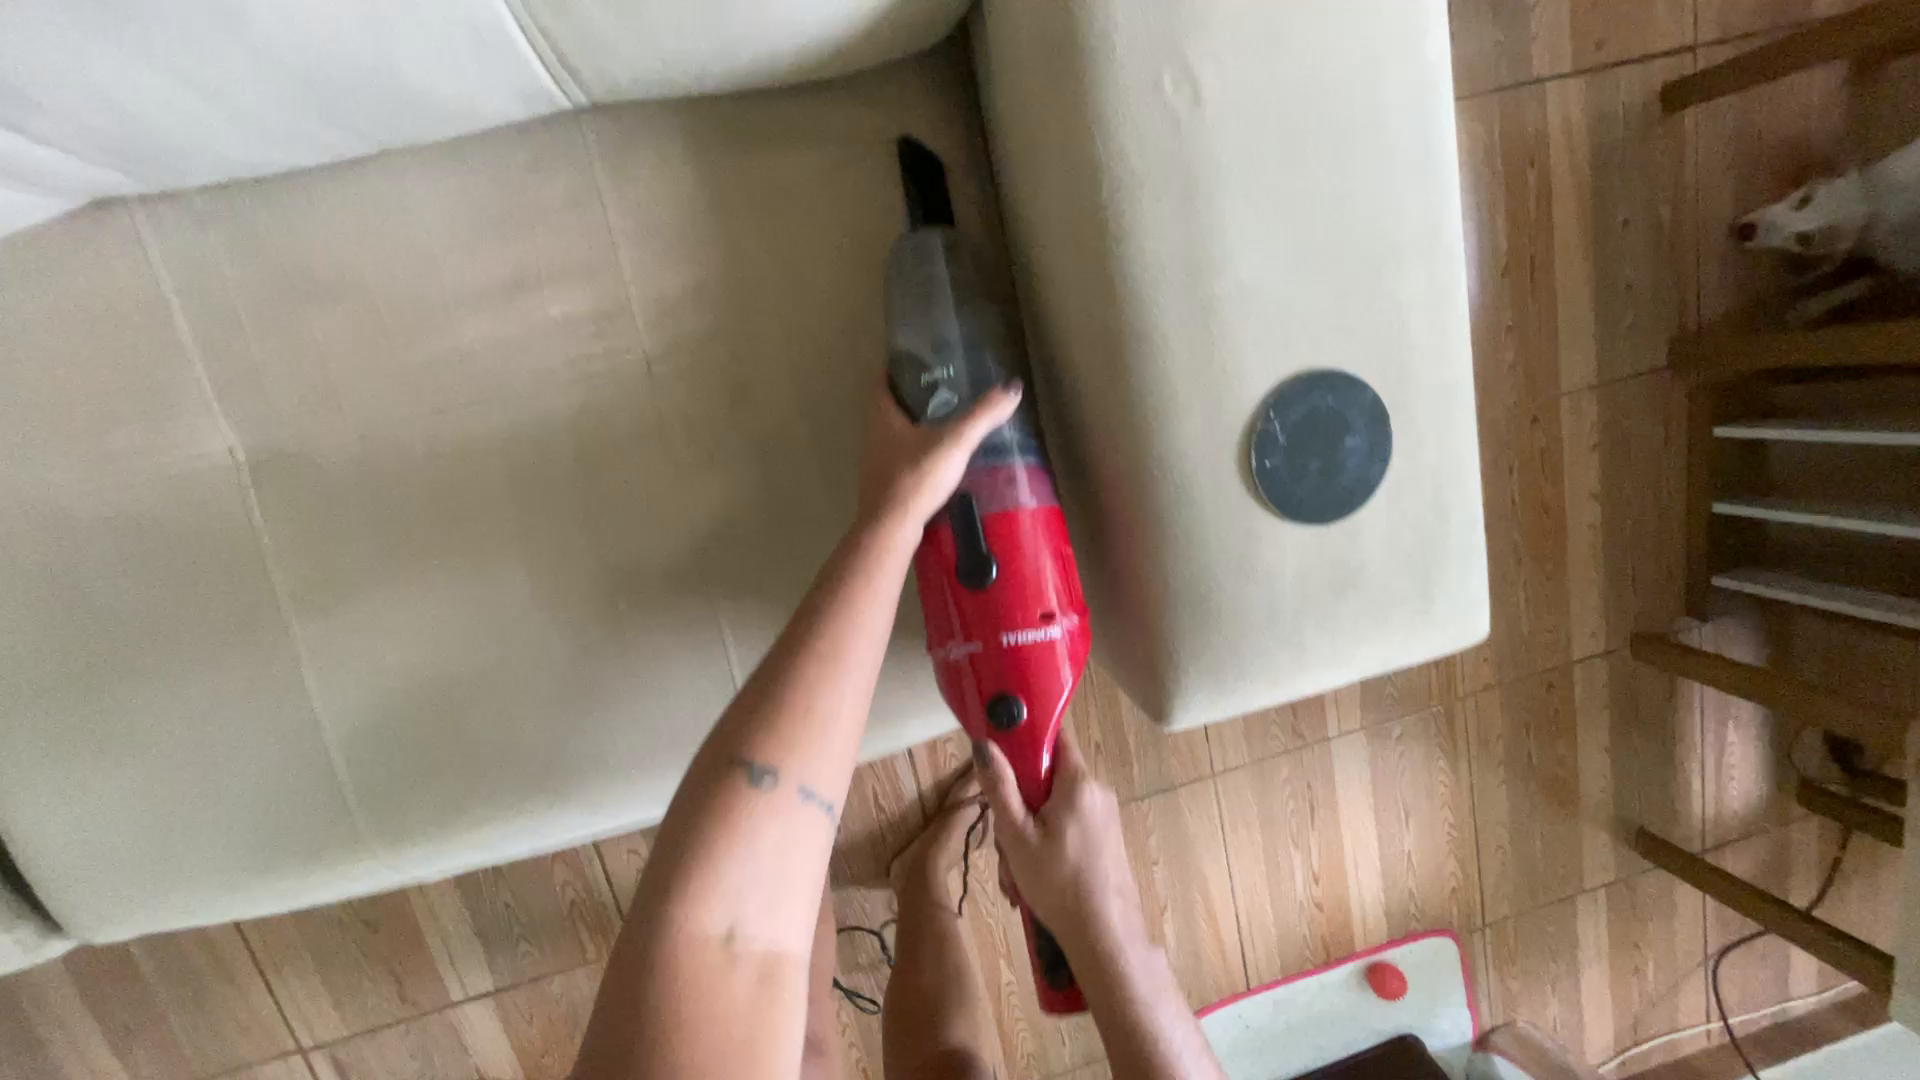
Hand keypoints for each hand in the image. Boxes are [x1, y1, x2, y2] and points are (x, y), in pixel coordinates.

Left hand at [856, 374, 1022, 533]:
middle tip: (941, 385)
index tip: (916, 357)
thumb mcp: (954, 442)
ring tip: (946, 417)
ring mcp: (877, 462)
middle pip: (889, 406)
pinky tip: (938, 456)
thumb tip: (1012, 387)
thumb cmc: (916, 477)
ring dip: (914, 424)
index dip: (896, 366)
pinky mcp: (886, 484)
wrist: (891, 528)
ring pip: (895, 433)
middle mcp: (874, 434)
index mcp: (882, 416)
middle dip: (911, 394)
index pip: (882, 380)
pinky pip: (901, 457)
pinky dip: (917, 450)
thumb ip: (982, 415)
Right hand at [974, 729, 1148, 956]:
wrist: (1105, 938)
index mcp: (1078, 782)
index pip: (1053, 737)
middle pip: (1049, 778)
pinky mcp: (1108, 839)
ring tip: (1016, 873)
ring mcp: (1106, 816)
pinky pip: (1070, 826)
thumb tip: (985, 743)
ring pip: (1055, 808)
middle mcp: (1097, 790)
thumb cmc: (1057, 883)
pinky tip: (1034, 879)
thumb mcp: (1017, 835)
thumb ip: (1000, 786)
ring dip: (1029, 833)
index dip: (1024, 743)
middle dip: (1020, 805)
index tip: (1000, 765)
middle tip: (1005, 842)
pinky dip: (1048, 844)